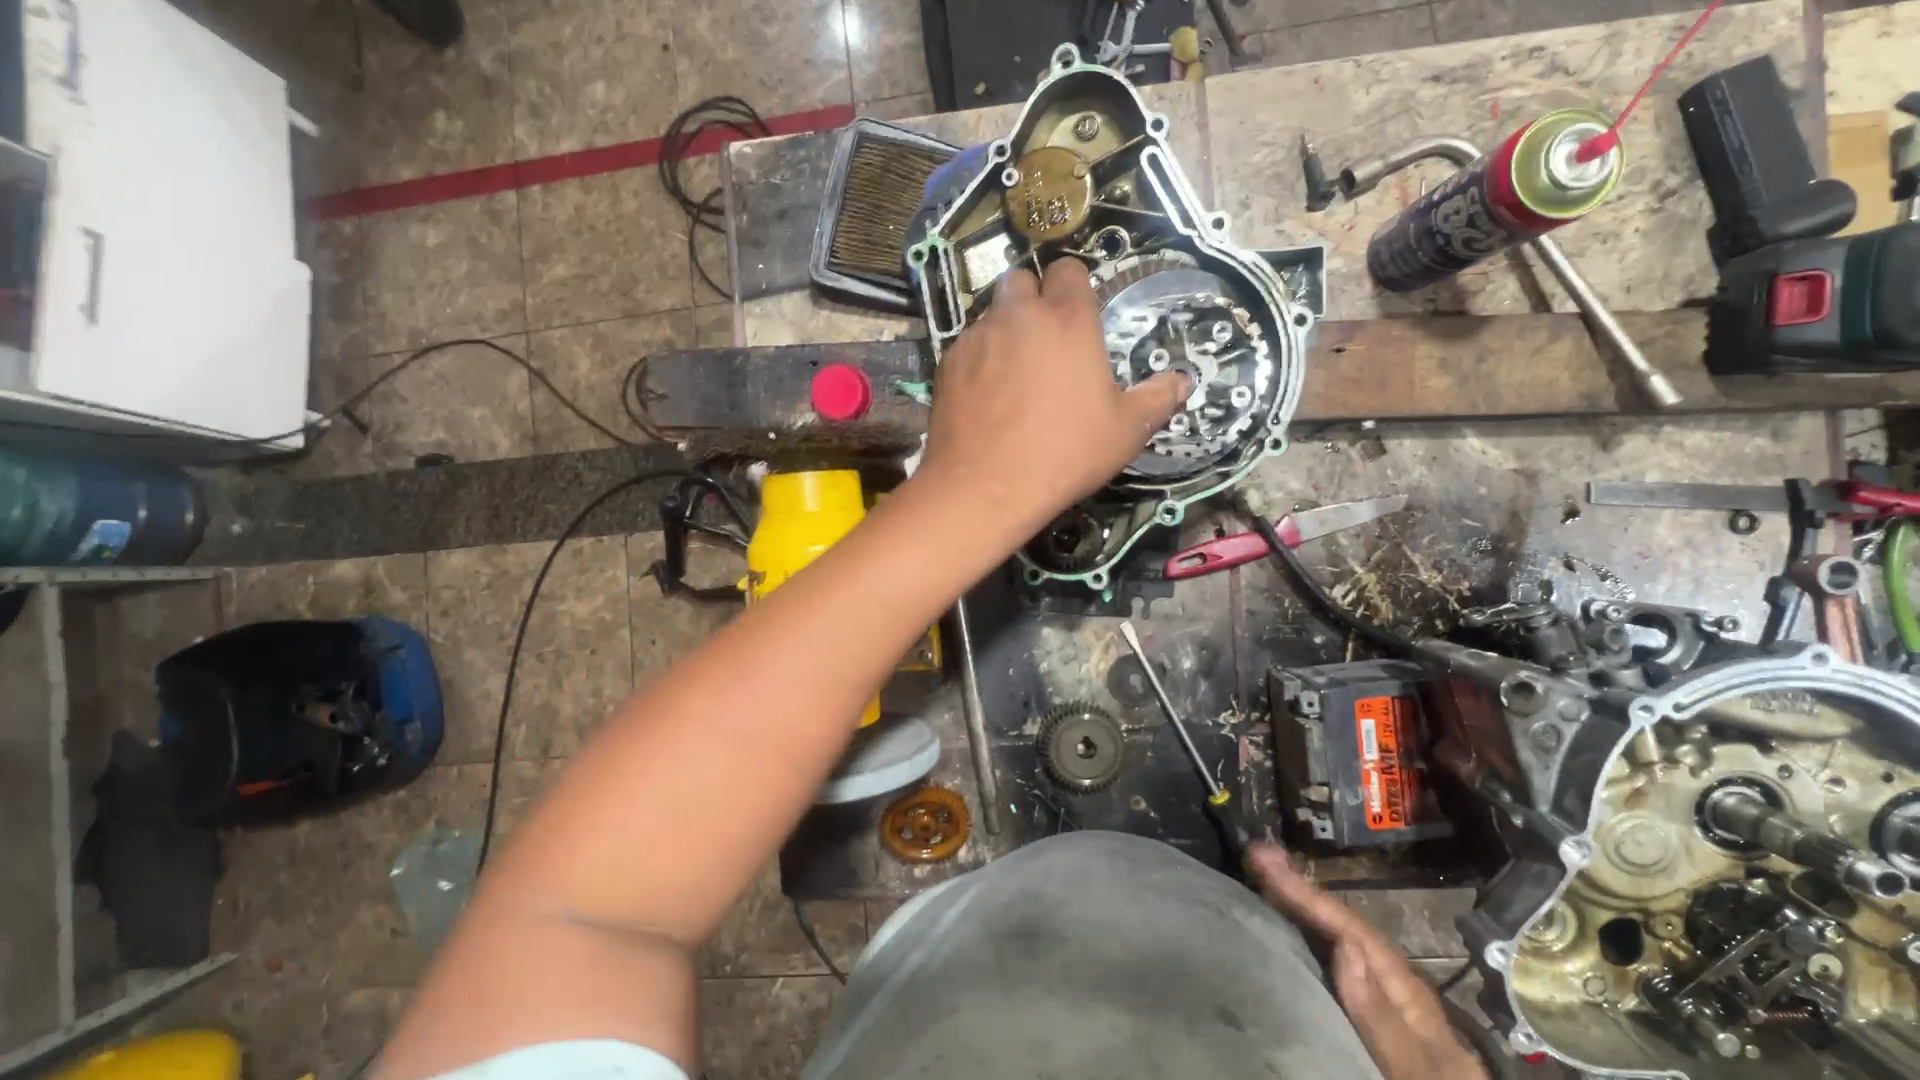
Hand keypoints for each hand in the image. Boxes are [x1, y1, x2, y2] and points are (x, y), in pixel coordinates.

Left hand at [920, 259, 1189, 534]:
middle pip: (1021, 280)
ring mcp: (977, 337)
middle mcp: (1018, 315)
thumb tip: (1182, 381)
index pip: (1069, 270)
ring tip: (1016, 373)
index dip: (1075, 287)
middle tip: (1046, 340)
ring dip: (1004, 330)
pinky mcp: (947, 363)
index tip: (1080, 315)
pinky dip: (979, 360)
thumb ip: (1157, 398)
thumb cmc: (1066, 453)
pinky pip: (967, 347)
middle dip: (1032, 298)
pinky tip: (987, 397)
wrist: (986, 487)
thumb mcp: (1126, 431)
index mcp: (1067, 319)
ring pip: (990, 314)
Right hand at [1247, 845, 1486, 1079]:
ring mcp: (1384, 1007)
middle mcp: (1393, 989)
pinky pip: (1330, 970)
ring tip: (1263, 881)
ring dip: (1301, 911)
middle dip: (1300, 890)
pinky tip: (1287, 939)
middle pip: (1343, 928)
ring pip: (1337, 945)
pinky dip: (1306, 943)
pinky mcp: (1369, 1027)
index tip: (1262, 857)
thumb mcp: (1418, 1069)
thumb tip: (1345, 946)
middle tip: (1256, 855)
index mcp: (1406, 993)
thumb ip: (1383, 1017)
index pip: (1350, 929)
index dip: (1305, 892)